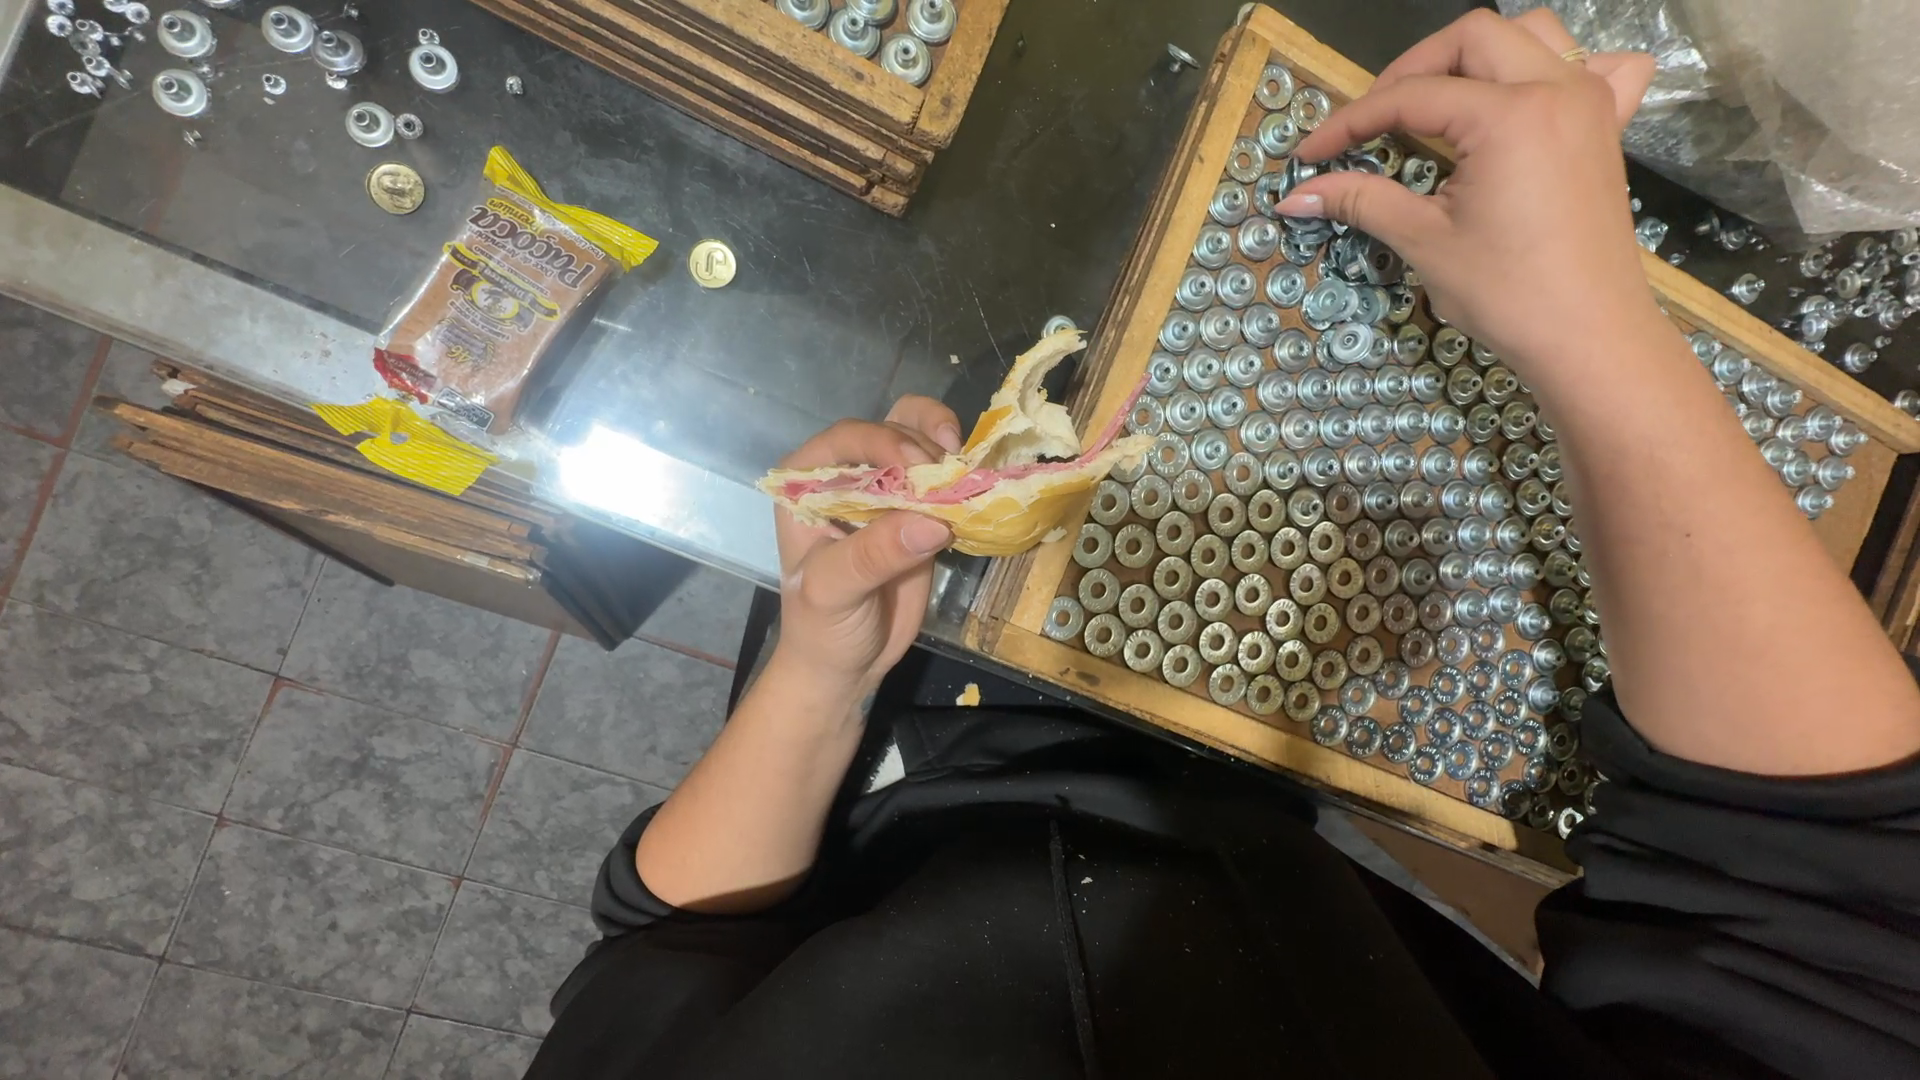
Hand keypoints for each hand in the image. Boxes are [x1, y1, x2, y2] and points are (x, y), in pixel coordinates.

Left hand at [770, 396, 961, 697]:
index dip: (882, 441)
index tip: (917, 466)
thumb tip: (933, 523)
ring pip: (920, 444)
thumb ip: (874, 554)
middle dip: (921, 441)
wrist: (847, 666)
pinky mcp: (919, 516)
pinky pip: (943, 484)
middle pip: (889, 430)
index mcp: (808, 484)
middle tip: (947, 469)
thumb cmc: (822, 627)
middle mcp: (847, 479)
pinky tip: (976, 487)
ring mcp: (886, 495)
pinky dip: (962, 479)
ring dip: (945, 450)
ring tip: (964, 472)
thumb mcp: (833, 591)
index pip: (846, 439)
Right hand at [1275, 10, 1659, 398]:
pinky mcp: (1605, 127)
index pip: (1412, 96)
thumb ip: (1360, 201)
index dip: (1351, 121)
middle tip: (1368, 123)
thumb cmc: (1501, 290)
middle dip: (1408, 72)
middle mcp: (1555, 88)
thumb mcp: (1421, 240)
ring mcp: (1590, 101)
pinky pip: (1592, 66)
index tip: (1311, 153)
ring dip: (1472, 59)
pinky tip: (1524, 103)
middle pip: (1473, 38)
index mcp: (1508, 115)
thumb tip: (1295, 196)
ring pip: (1529, 36)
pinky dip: (1552, 71)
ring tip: (1433, 103)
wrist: (1583, 331)